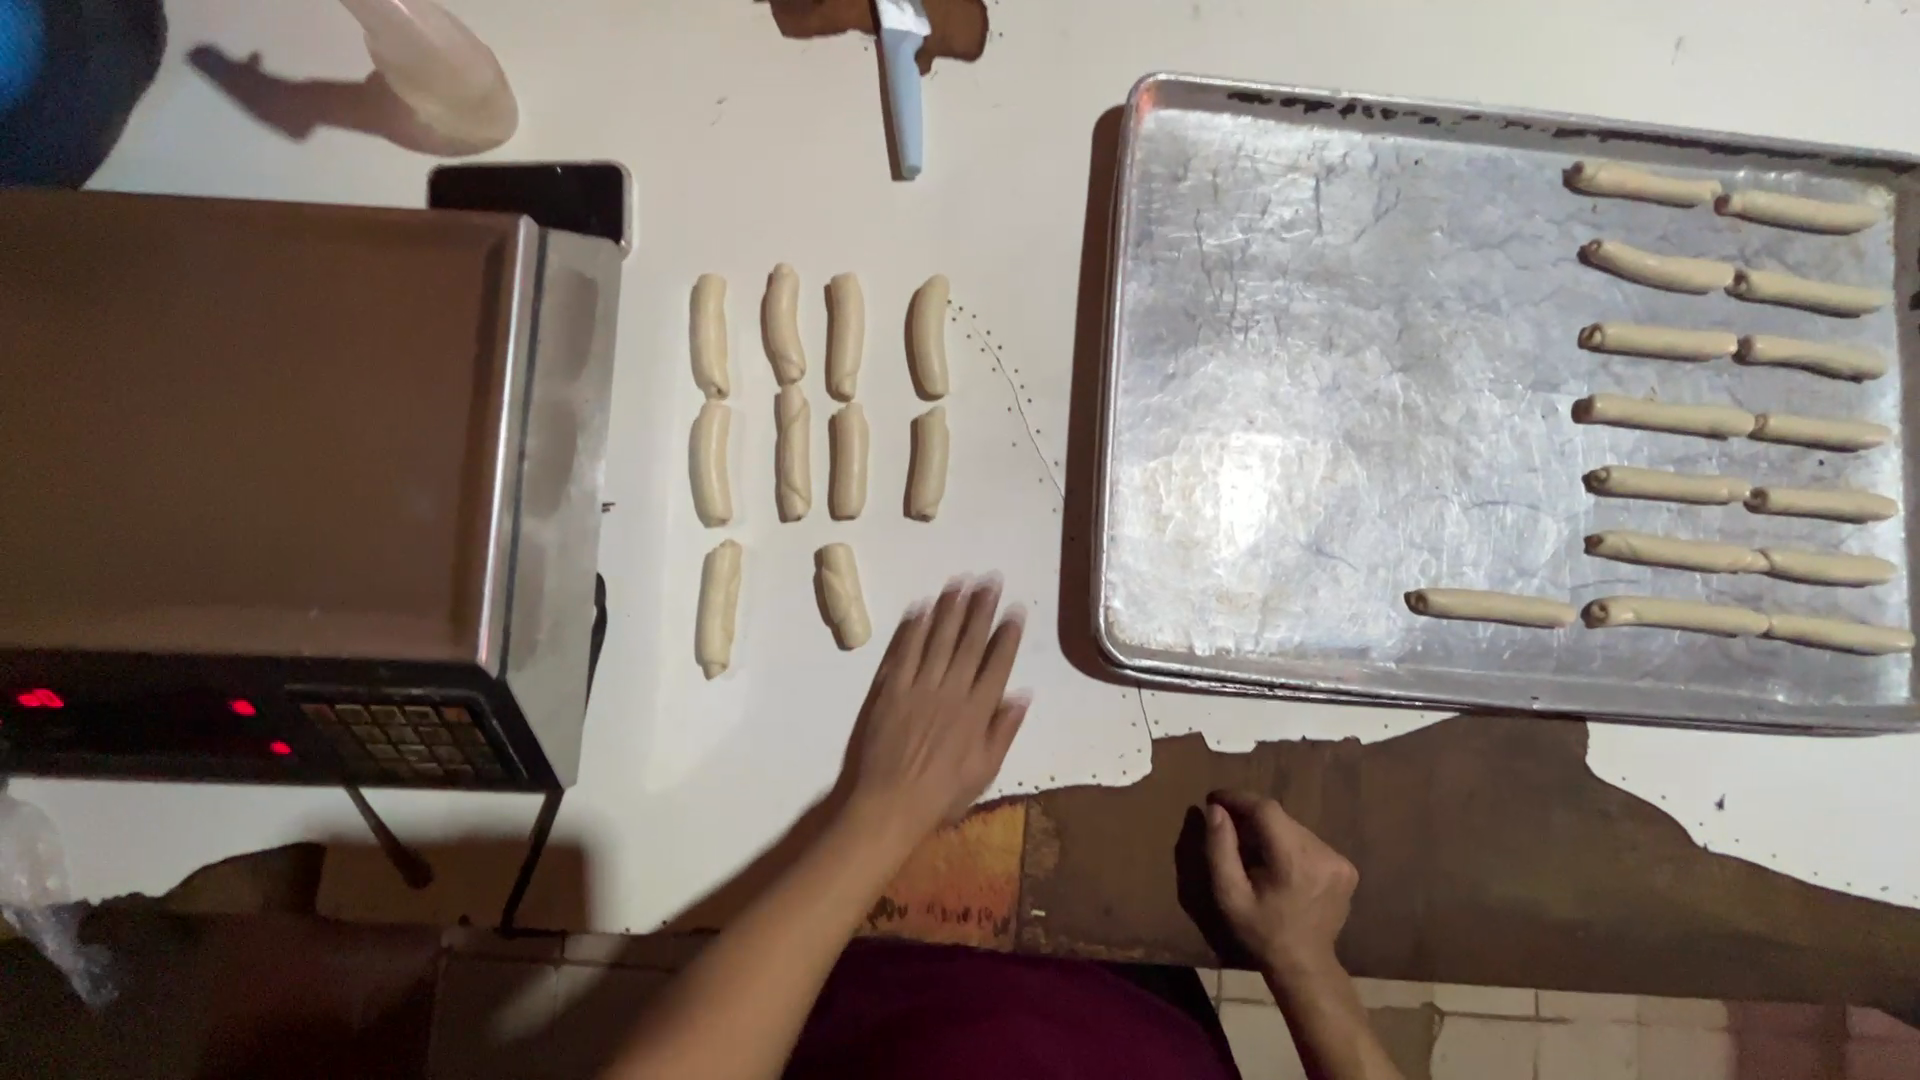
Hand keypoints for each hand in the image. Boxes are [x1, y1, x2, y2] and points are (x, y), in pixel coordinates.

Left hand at [838, 577, 1027, 847]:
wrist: (891, 804)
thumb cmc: (942, 794)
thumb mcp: (986, 771)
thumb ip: (1004, 730)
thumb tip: (1023, 695)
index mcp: (978, 711)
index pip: (998, 663)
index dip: (1008, 634)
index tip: (1015, 609)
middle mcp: (951, 691)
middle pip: (969, 641)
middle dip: (981, 608)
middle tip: (989, 580)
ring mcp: (919, 687)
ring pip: (938, 638)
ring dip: (950, 608)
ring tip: (960, 582)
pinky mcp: (891, 689)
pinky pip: (904, 652)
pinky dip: (913, 628)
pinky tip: (921, 608)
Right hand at [1204, 789, 1358, 981]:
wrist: (1305, 965)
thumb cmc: (1261, 932)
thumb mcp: (1229, 894)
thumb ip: (1220, 849)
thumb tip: (1216, 809)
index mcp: (1295, 862)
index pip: (1266, 809)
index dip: (1239, 798)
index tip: (1215, 799)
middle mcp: (1324, 854)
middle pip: (1280, 817)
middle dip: (1251, 816)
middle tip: (1228, 827)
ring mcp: (1340, 861)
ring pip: (1293, 826)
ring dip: (1270, 830)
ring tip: (1251, 848)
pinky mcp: (1346, 867)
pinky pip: (1308, 840)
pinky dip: (1288, 842)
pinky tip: (1278, 862)